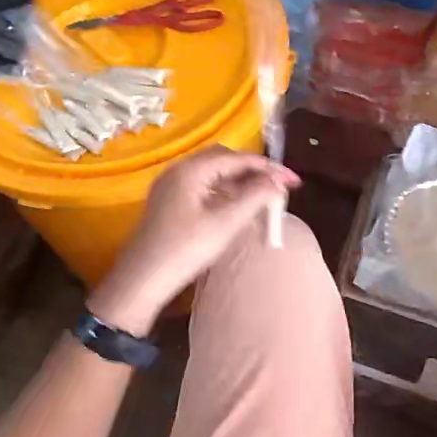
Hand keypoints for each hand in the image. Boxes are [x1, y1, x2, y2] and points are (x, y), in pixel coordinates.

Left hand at [87, 147, 297, 334]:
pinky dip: (224, 193)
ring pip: (212, 174)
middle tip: (277, 188)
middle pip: (223, 160)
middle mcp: (179, 171)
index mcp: (191, 170)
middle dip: (253, 171)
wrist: (144, 278)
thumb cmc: (185, 249)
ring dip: (238, 183)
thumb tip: (277, 182)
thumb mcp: (225, 223)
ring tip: (262, 200)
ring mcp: (171, 187)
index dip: (268, 168)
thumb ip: (255, 197)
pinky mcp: (169, 203)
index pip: (237, 158)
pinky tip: (236, 209)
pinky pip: (202, 188)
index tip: (293, 181)